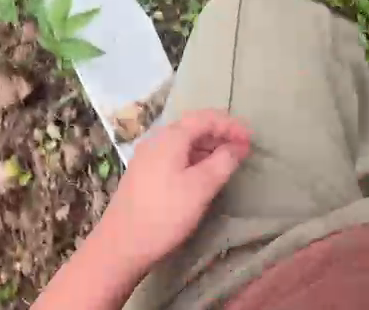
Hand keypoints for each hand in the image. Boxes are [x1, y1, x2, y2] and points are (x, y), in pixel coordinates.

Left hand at [88, 109, 251, 277]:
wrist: (117, 249)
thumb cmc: (163, 215)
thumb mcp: (200, 188)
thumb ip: (223, 162)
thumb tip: (236, 146)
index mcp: (171, 137)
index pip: (206, 117)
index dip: (231, 124)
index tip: (250, 139)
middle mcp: (157, 139)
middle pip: (194, 126)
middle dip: (220, 135)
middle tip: (242, 150)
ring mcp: (147, 157)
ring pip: (183, 142)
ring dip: (207, 148)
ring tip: (226, 163)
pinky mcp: (143, 174)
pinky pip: (174, 155)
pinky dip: (193, 158)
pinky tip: (201, 176)